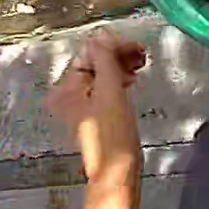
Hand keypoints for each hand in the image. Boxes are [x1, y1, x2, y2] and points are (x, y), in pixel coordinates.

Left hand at [48, 29, 148, 186]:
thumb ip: (105, 60)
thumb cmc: (114, 135)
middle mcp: (69, 94)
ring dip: (121, 65)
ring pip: (103, 74)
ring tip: (141, 64)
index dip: (113, 46)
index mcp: (66, 88)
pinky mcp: (97, 114)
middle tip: (142, 53)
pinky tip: (132, 78)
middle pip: (95, 63)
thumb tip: (101, 34)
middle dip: (118, 55)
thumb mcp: (110, 91)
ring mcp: (83, 105)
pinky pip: (107, 88)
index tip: (136, 46)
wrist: (118, 173)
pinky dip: (119, 80)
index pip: (89, 54)